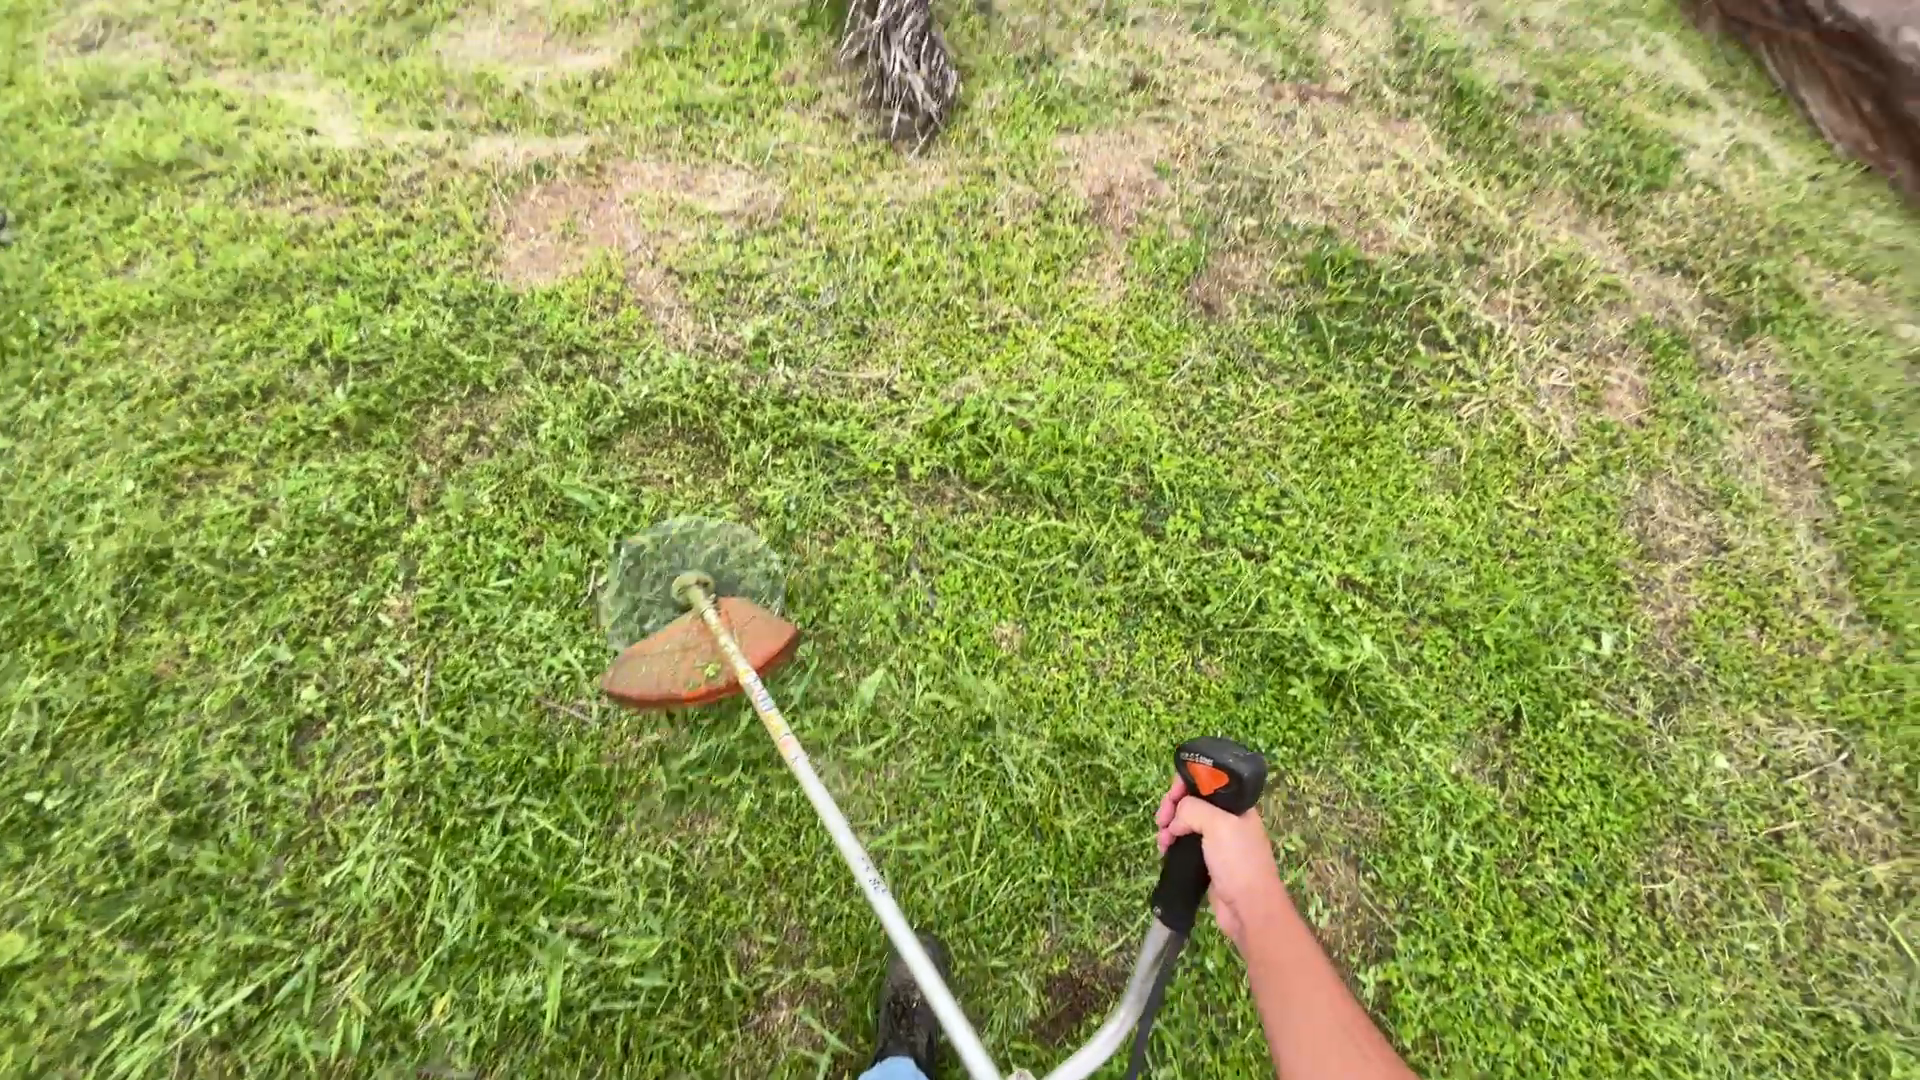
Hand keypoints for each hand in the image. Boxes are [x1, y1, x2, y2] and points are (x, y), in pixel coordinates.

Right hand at [1155, 776, 1289, 951]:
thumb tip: (1175, 820)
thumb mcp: (1217, 824)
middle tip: (1160, 820)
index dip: (1184, 785)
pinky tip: (1164, 848)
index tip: (1170, 797)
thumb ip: (1192, 809)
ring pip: (1185, 822)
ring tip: (1162, 840)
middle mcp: (1227, 819)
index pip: (1205, 782)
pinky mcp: (1208, 859)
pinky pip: (1185, 842)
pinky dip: (1172, 842)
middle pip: (1192, 801)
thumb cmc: (1238, 862)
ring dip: (1169, 826)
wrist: (1249, 909)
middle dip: (1172, 807)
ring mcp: (1217, 841)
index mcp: (1236, 805)